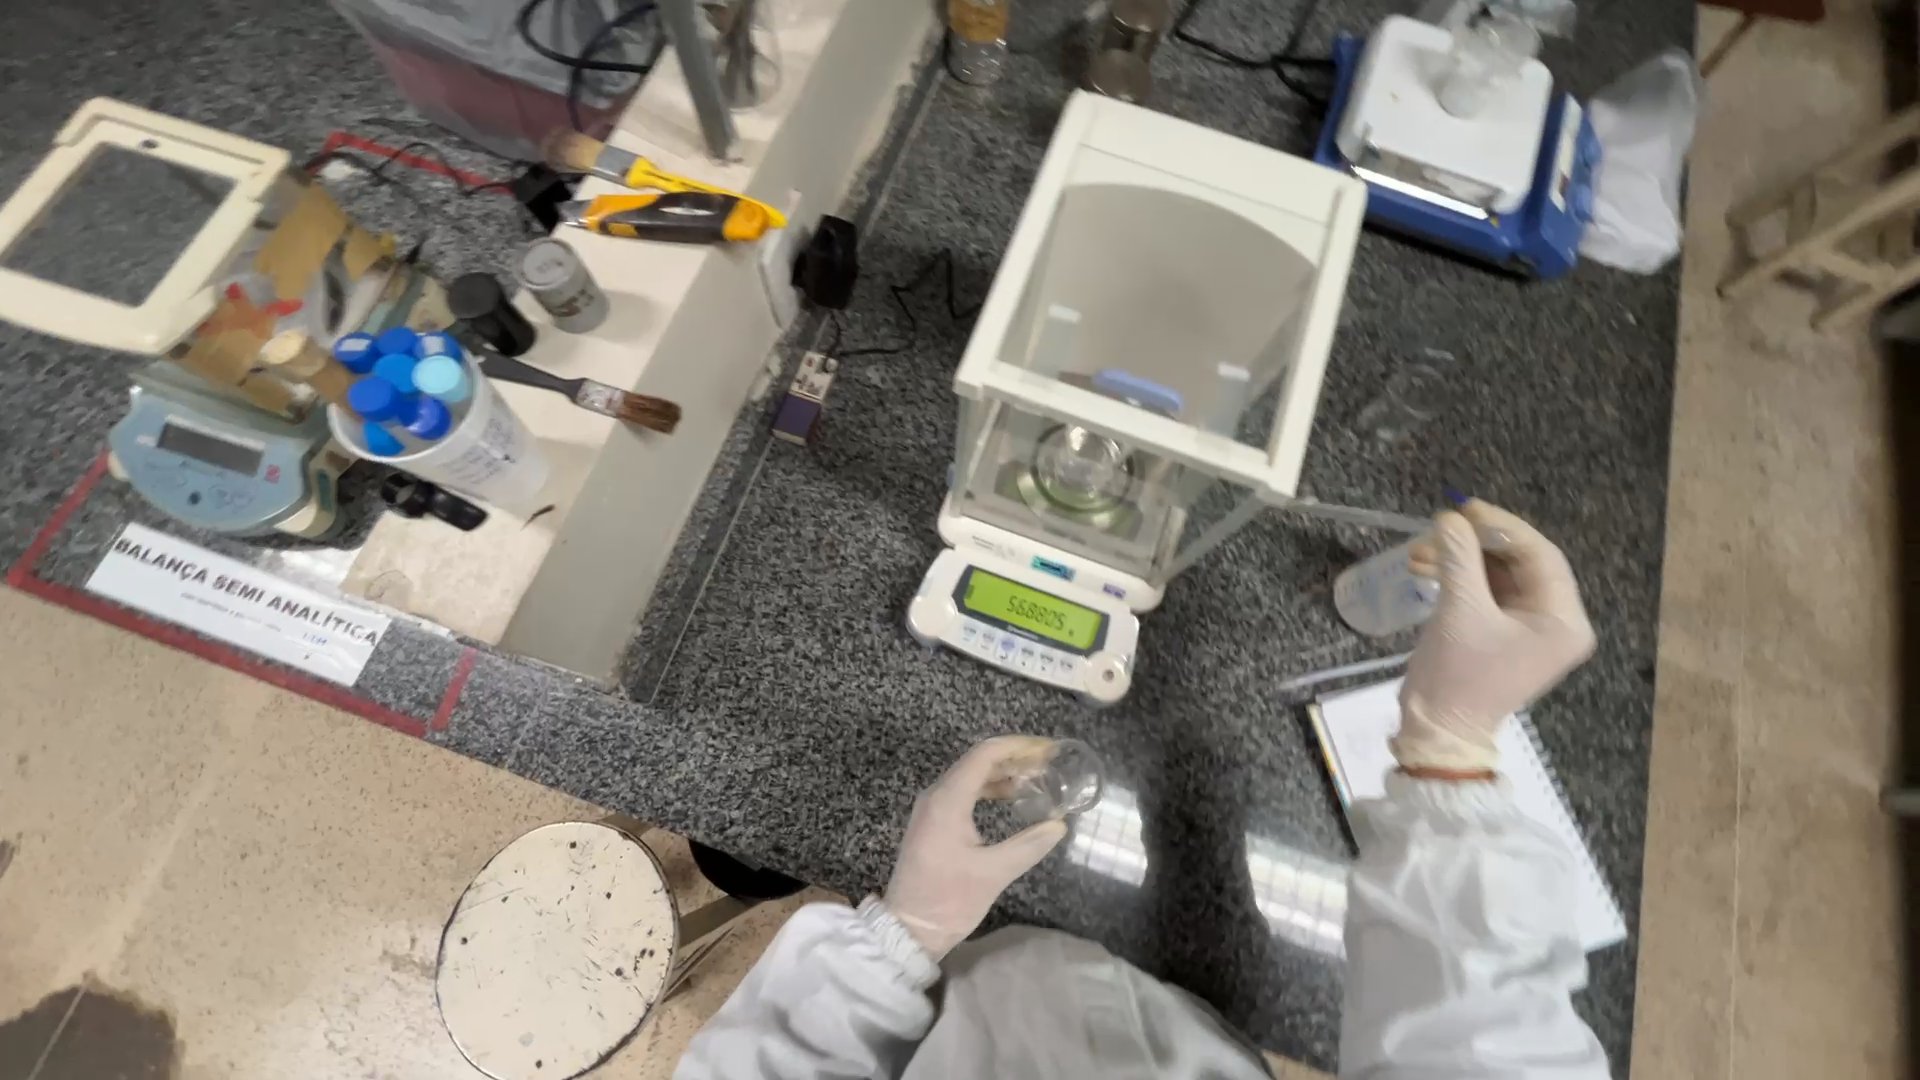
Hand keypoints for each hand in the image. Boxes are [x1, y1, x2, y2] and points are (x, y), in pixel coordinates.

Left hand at [883, 736, 1068, 957]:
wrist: (907, 930)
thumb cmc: (948, 901)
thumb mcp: (993, 874)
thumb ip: (1028, 846)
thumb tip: (1059, 825)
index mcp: (948, 799)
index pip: (984, 755)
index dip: (1018, 747)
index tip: (1046, 749)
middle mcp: (936, 794)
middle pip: (977, 760)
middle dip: (1013, 756)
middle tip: (1046, 762)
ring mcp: (932, 806)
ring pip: (970, 774)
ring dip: (1001, 771)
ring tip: (1035, 776)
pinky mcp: (933, 820)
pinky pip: (963, 790)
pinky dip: (988, 787)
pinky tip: (1010, 797)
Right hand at [1395, 500, 1595, 772]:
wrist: (1437, 728)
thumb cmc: (1458, 674)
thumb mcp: (1459, 612)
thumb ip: (1457, 560)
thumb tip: (1448, 518)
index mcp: (1563, 621)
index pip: (1541, 556)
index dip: (1502, 526)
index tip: (1463, 508)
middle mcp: (1554, 622)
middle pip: (1518, 564)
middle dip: (1473, 545)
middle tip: (1434, 531)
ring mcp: (1526, 629)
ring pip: (1496, 576)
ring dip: (1458, 561)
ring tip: (1416, 555)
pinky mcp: (1498, 634)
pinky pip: (1483, 593)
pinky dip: (1456, 579)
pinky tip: (1425, 569)